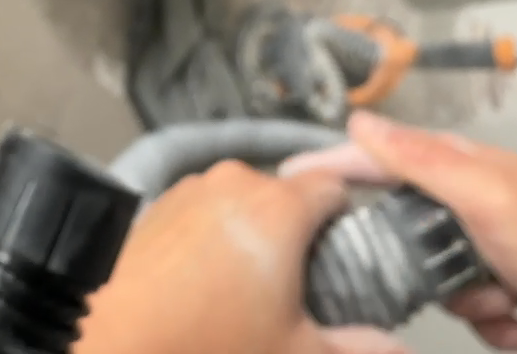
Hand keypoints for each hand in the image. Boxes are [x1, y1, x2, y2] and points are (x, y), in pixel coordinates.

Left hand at [74, 160, 407, 353]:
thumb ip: (359, 348)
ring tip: (245, 287)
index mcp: (277, 205)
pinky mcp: (161, 199)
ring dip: (254, 230)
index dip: (347, 215)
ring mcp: (193, 185)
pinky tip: (204, 277)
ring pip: (244, 199)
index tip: (348, 253)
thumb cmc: (213, 346)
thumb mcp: (296, 353)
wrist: (113, 342)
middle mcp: (236, 180)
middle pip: (286, 194)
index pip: (332, 185)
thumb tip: (404, 353)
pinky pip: (207, 205)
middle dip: (298, 232)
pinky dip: (216, 230)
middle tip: (296, 287)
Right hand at [283, 111, 516, 351]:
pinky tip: (512, 323)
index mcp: (453, 162)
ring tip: (496, 308)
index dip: (326, 166)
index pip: (372, 154)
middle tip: (439, 286)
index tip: (281, 184)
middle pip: (397, 221)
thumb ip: (420, 159)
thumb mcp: (487, 199)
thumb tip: (357, 122)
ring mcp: (480, 232)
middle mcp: (461, 190)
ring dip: (457, 298)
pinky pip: (462, 295)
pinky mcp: (498, 270)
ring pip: (429, 267)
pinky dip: (483, 315)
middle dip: (413, 264)